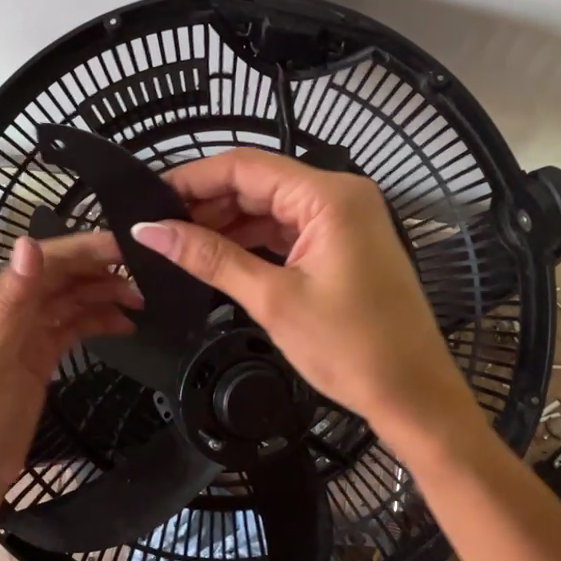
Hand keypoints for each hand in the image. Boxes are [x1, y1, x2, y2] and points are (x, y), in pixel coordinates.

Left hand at [0, 233, 138, 501]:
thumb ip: (14, 304)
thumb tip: (29, 244)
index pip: (41, 264)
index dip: (81, 250)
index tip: (124, 246)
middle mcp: (8, 315)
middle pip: (57, 279)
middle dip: (98, 271)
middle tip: (143, 273)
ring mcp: (24, 339)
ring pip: (68, 304)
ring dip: (102, 296)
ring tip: (140, 301)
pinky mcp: (38, 362)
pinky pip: (70, 331)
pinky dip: (96, 324)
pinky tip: (123, 326)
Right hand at [130, 148, 468, 430]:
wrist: (412, 393)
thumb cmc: (354, 348)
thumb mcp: (273, 299)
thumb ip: (210, 258)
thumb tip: (153, 231)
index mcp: (329, 196)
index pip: (245, 166)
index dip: (192, 178)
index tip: (149, 196)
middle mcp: (340, 196)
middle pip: (257, 183)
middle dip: (206, 204)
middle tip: (157, 228)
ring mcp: (344, 220)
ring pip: (269, 207)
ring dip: (226, 224)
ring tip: (178, 245)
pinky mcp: (343, 245)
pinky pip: (287, 230)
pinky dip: (252, 241)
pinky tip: (217, 256)